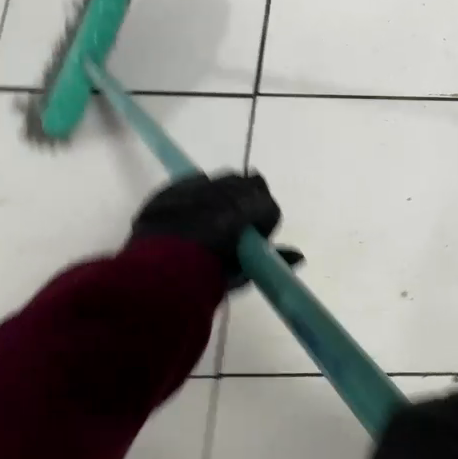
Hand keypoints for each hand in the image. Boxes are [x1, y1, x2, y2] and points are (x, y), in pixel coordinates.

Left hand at [129, 173, 297, 286]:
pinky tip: (183, 219)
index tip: (251, 238)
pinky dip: (190, 198)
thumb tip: (299, 256)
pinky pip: (188, 186)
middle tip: (230, 230)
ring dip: (217, 197)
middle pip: (245, 185)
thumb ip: (273, 259)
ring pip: (218, 182)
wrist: (158, 276)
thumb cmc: (206, 275)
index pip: (264, 202)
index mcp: (248, 205)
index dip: (259, 218)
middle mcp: (228, 186)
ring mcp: (198, 185)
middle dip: (242, 203)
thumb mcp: (243, 272)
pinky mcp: (170, 190)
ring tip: (205, 225)